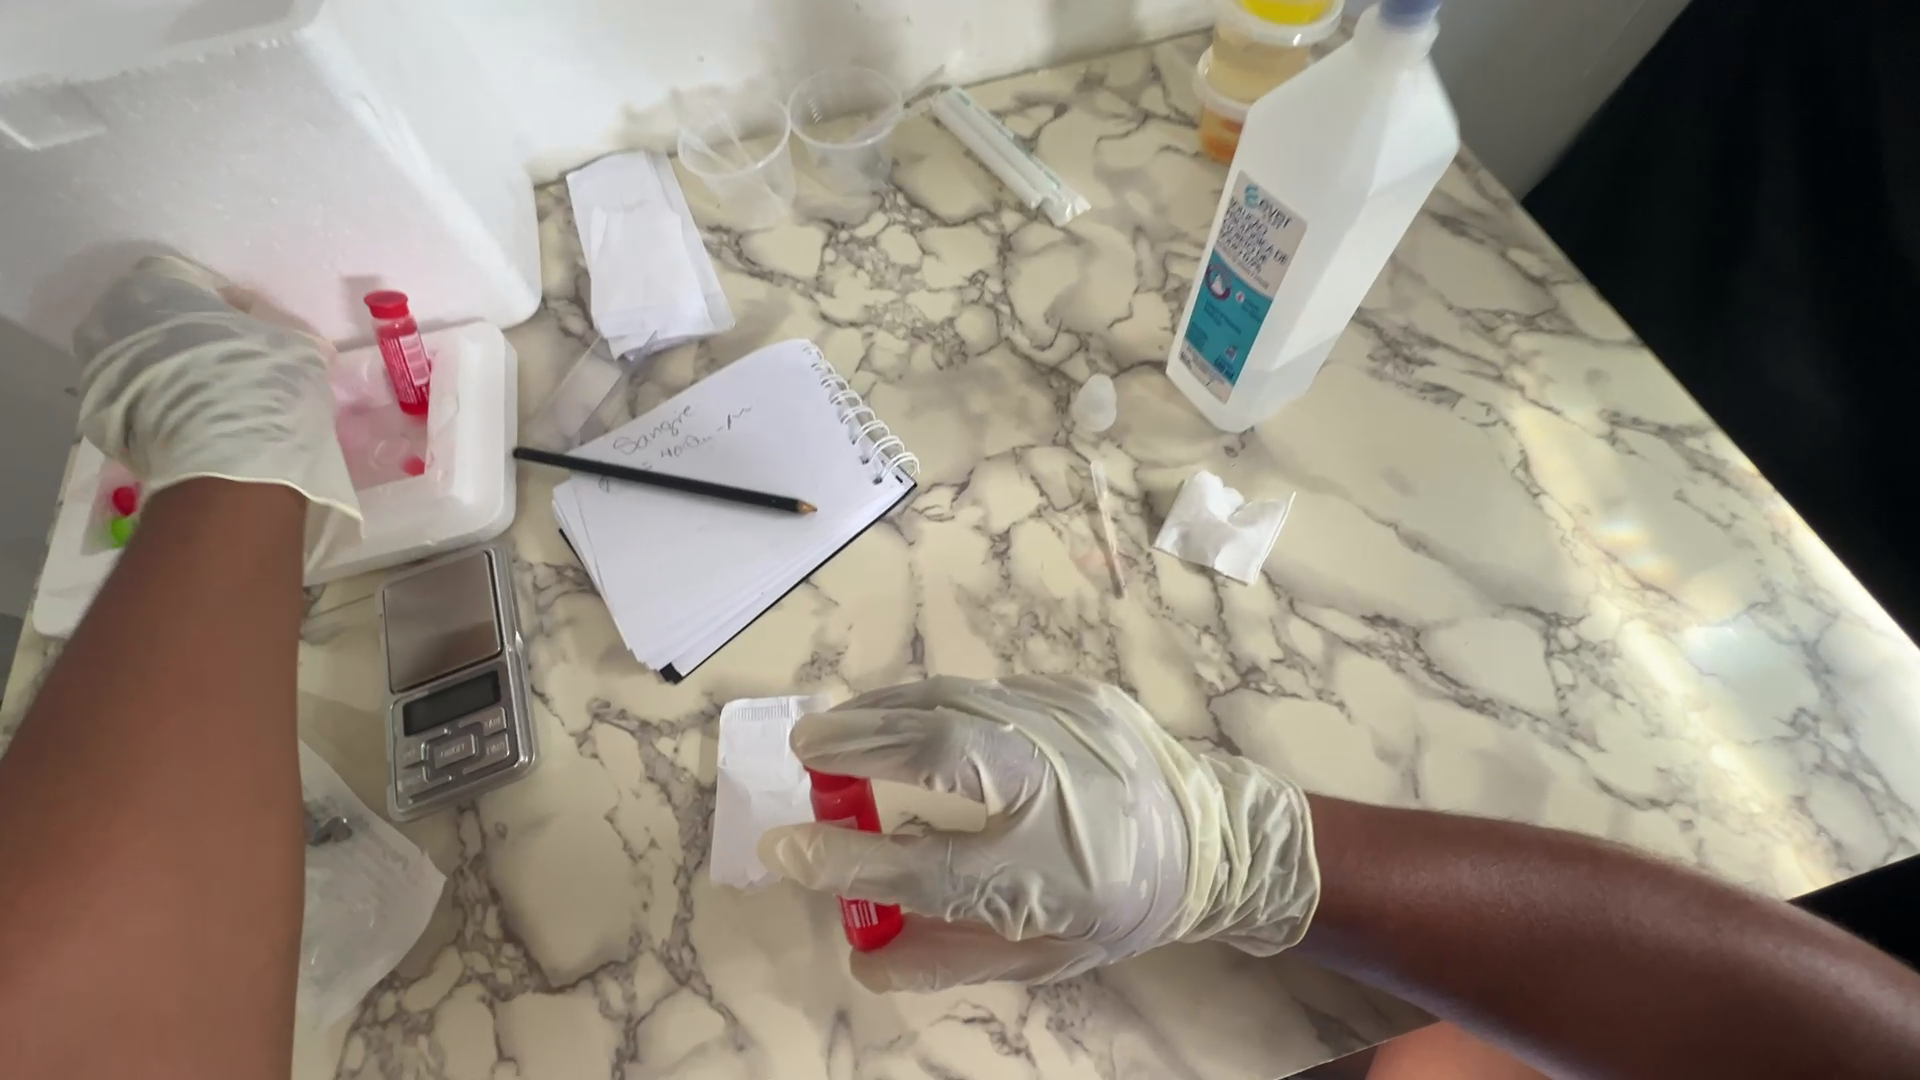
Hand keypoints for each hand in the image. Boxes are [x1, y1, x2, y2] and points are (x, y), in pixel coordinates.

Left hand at [73, 255, 360, 571]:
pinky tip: (210, 419)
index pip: (195, 277)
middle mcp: (111, 317)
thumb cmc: (263, 382)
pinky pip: (146, 393)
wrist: (228, 459)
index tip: (268, 329)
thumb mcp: (300, 347)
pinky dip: (173, 399)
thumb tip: (295, 340)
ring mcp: (99, 366)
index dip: (236, 302)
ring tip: (230, 395)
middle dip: (204, 334)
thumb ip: (289, 334)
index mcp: (156, 286)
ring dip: (186, 368)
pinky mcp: (104, 412)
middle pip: (164, 316)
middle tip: (249, 361)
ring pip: (152, 357)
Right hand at [758, 675, 1319, 990]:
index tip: (787, 847)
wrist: (1213, 836)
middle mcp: (1055, 790)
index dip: (846, 862)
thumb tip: (861, 957)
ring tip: (840, 722)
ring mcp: (1070, 729)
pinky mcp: (1080, 696)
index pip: (923, 871)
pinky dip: (937, 702)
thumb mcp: (1042, 956)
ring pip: (957, 702)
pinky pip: (990, 692)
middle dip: (858, 744)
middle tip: (804, 749)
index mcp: (1045, 874)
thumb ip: (948, 957)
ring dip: (888, 709)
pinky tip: (912, 712)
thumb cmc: (1120, 903)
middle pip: (938, 753)